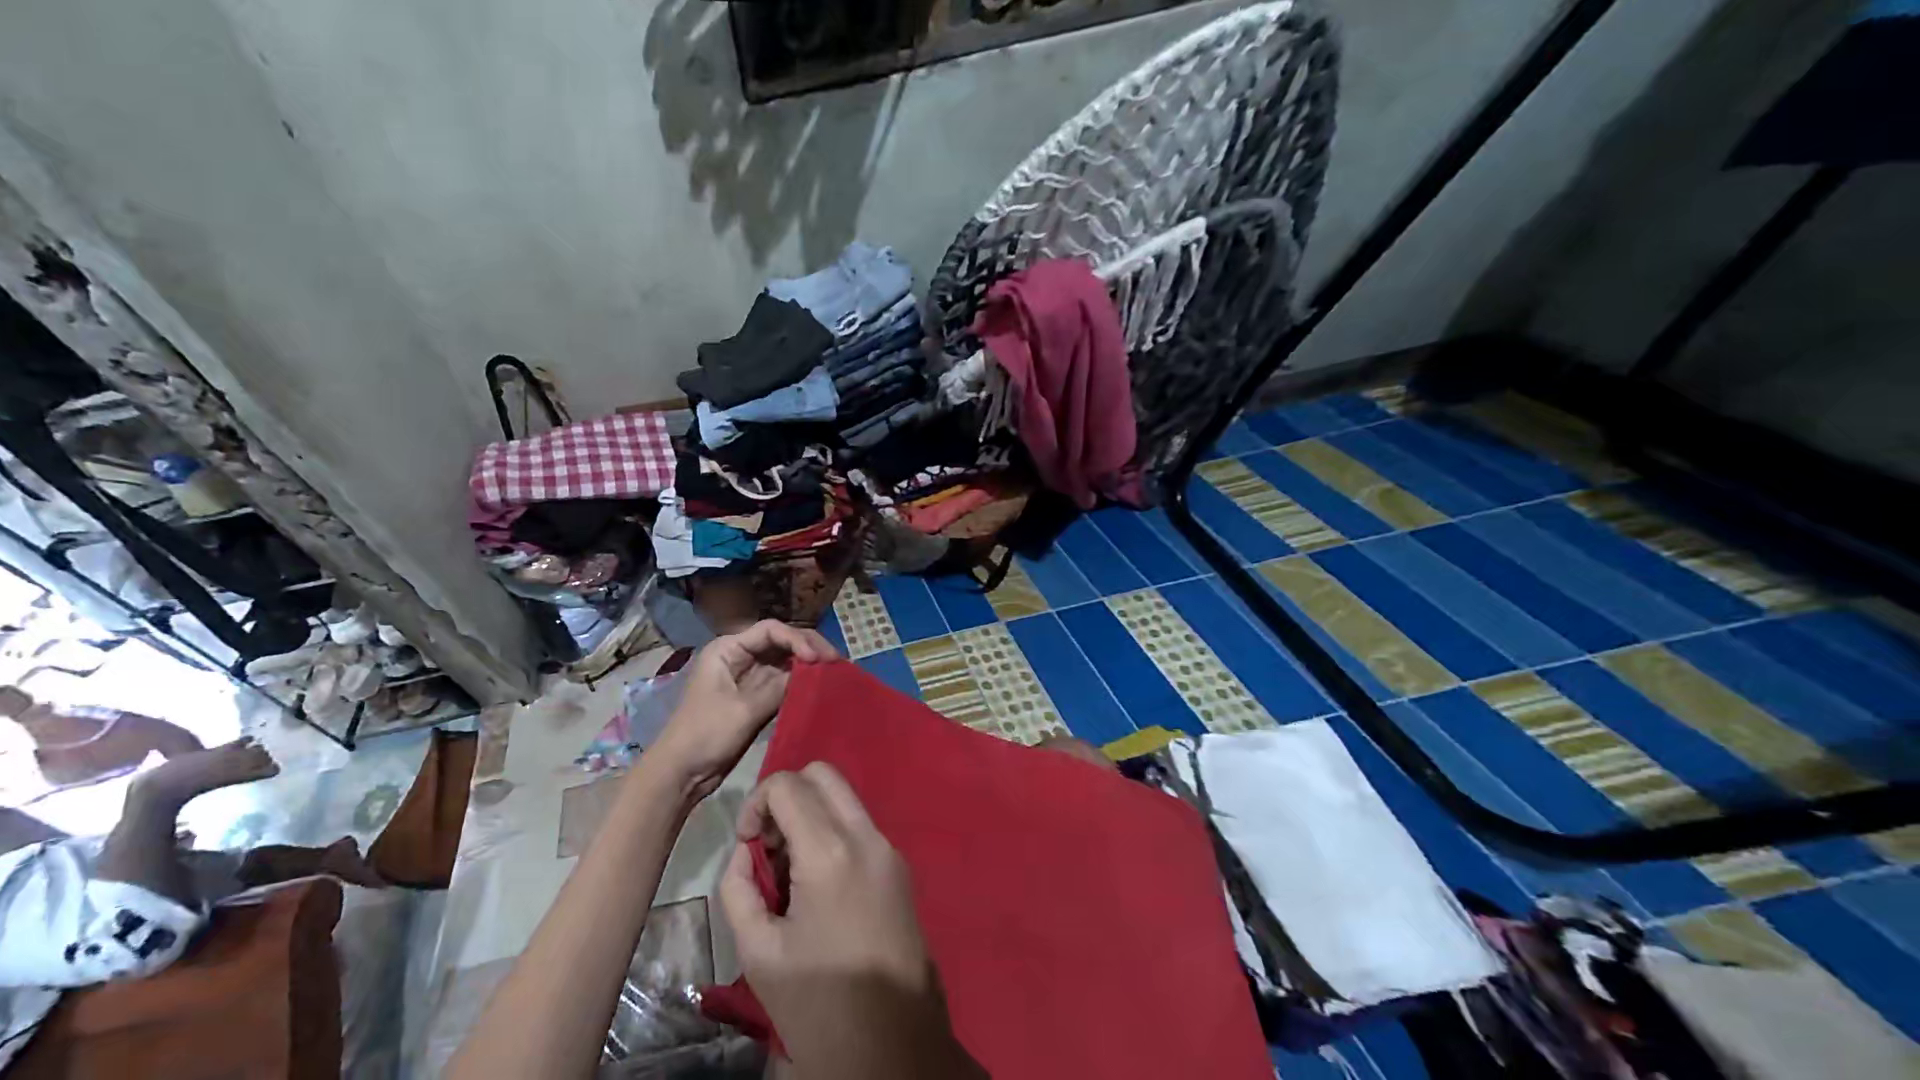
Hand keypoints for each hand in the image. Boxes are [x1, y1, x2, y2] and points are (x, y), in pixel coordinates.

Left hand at [648, 621, 835, 798]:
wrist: (682, 773)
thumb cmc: (706, 734)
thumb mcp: (744, 709)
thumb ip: (779, 687)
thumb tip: (812, 674)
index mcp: (728, 649)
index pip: (771, 630)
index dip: (798, 640)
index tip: (819, 659)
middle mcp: (739, 655)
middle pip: (781, 641)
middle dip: (809, 648)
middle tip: (837, 661)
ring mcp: (748, 676)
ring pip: (785, 660)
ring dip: (809, 664)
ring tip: (835, 671)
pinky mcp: (756, 696)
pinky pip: (784, 681)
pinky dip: (802, 682)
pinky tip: (820, 686)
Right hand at [720, 763, 984, 1079]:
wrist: (893, 1043)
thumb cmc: (818, 1002)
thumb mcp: (758, 950)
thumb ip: (739, 887)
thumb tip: (747, 851)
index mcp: (830, 851)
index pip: (788, 784)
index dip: (755, 803)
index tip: (746, 844)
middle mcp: (867, 836)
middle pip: (823, 774)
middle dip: (786, 797)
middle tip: (769, 847)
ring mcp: (890, 849)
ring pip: (844, 797)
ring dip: (811, 814)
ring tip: (791, 873)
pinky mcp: (901, 867)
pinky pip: (860, 826)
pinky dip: (833, 832)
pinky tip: (819, 886)